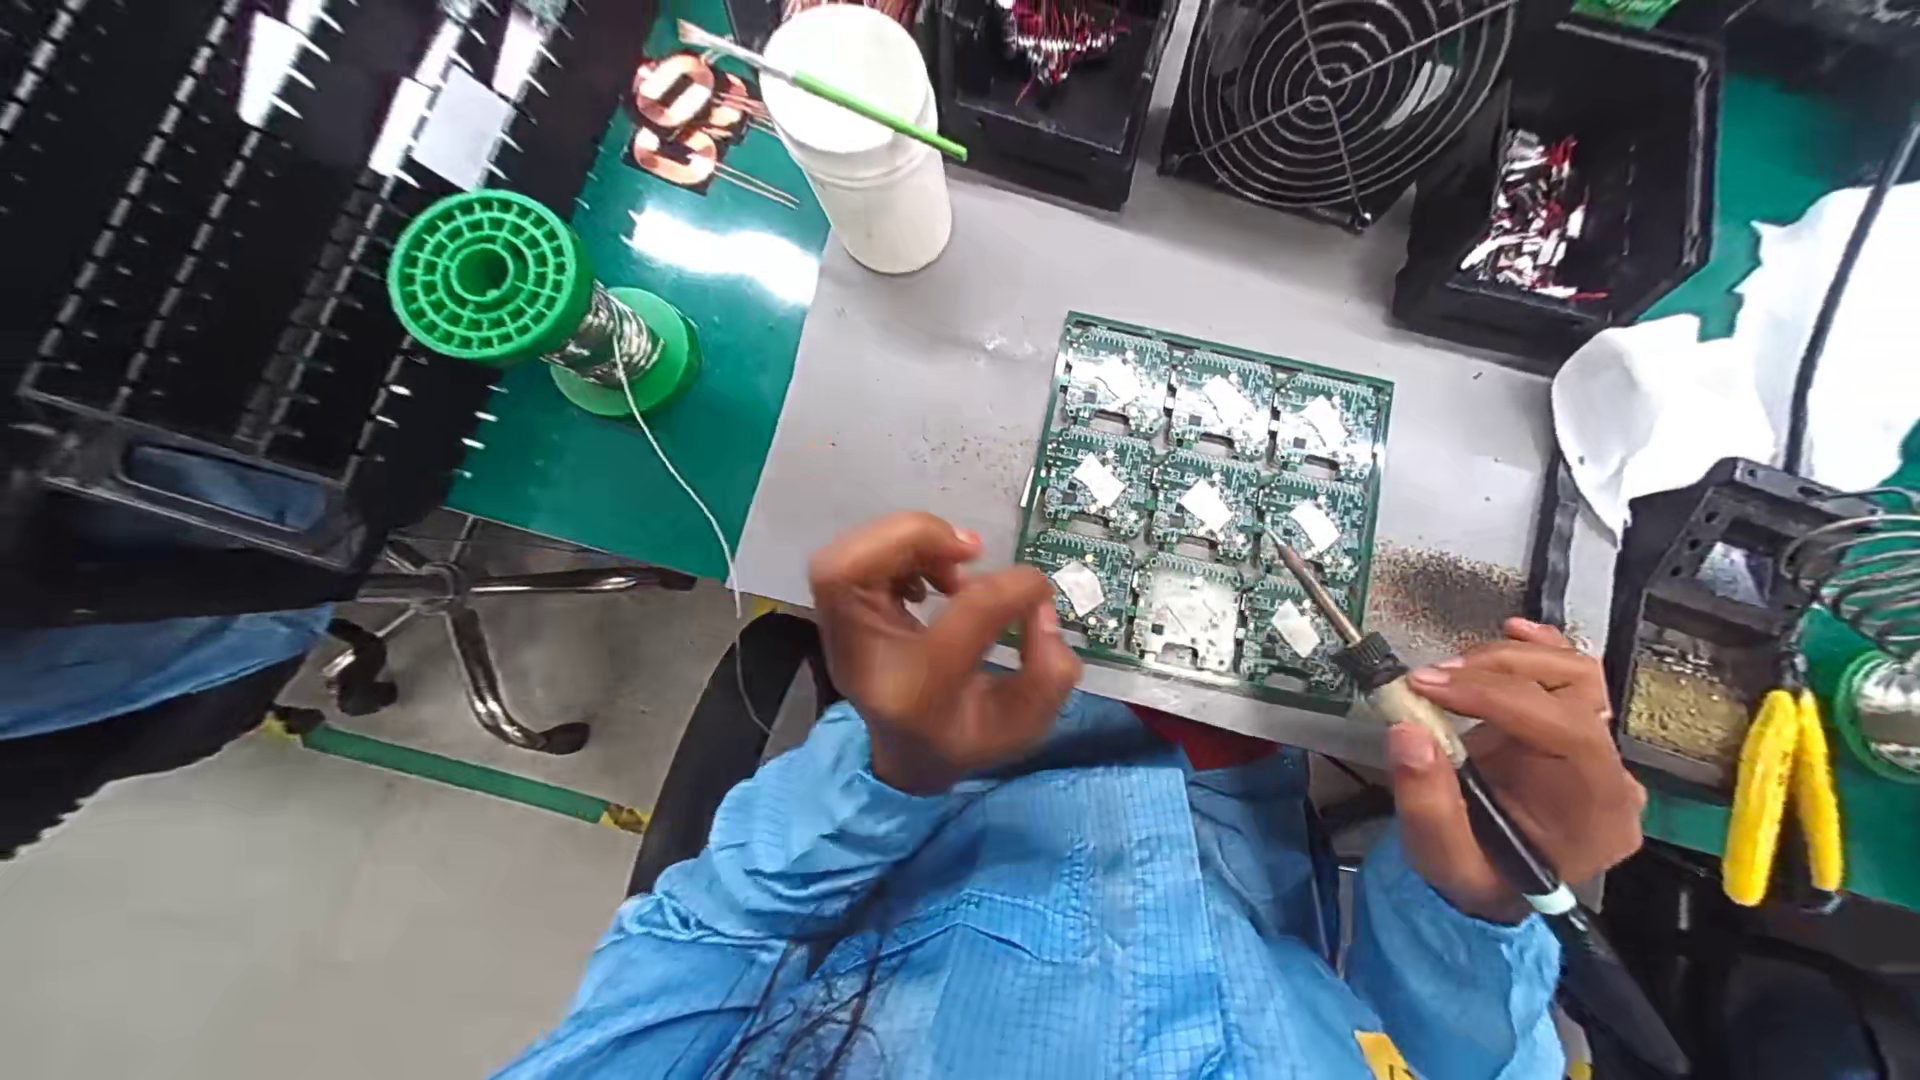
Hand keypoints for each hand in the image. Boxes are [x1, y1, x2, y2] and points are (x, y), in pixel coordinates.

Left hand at [808, 512, 1081, 793]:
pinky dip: (894, 547)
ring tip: (953, 563)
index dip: (1008, 589)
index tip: (1035, 588)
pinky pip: (850, 558)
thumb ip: (1049, 670)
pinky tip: (930, 571)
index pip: (960, 618)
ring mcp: (840, 635)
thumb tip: (1039, 604)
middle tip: (970, 551)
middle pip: (846, 572)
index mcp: (918, 695)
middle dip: (914, 537)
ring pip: (842, 559)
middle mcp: (862, 661)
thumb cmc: (963, 737)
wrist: (904, 754)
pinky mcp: (838, 614)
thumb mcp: (1023, 723)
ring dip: (906, 540)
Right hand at [1387, 618, 1645, 922]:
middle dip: (1494, 673)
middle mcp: (1606, 772)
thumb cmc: (1472, 873)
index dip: (1497, 696)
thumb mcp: (1440, 854)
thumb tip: (1407, 729)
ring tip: (1445, 670)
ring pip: (1573, 673)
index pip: (1569, 730)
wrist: (1487, 881)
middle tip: (1426, 680)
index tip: (1426, 685)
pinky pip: (1565, 676)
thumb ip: (1425, 800)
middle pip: (1576, 692)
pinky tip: (1510, 629)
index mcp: (1594, 809)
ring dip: (1505, 659)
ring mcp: (1587, 749)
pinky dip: (1536, 647)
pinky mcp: (1558, 728)